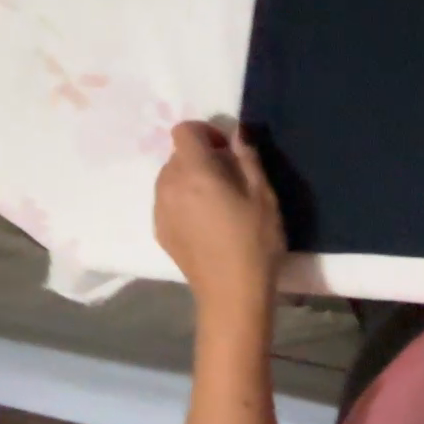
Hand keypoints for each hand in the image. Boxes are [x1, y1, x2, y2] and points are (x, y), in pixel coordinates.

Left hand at [154, 121, 284, 316]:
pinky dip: (184, 200)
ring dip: (192, 179)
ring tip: (219, 203)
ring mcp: (160, 210)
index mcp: (195, 171)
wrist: (232, 293)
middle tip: (232, 178)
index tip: (228, 151)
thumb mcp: (263, 196)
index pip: (184, 130)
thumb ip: (248, 159)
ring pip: (171, 178)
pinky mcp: (160, 231)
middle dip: (202, 157)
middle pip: (178, 154)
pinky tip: (208, 223)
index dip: (206, 132)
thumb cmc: (255, 242)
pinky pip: (168, 201)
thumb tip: (237, 134)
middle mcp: (168, 185)